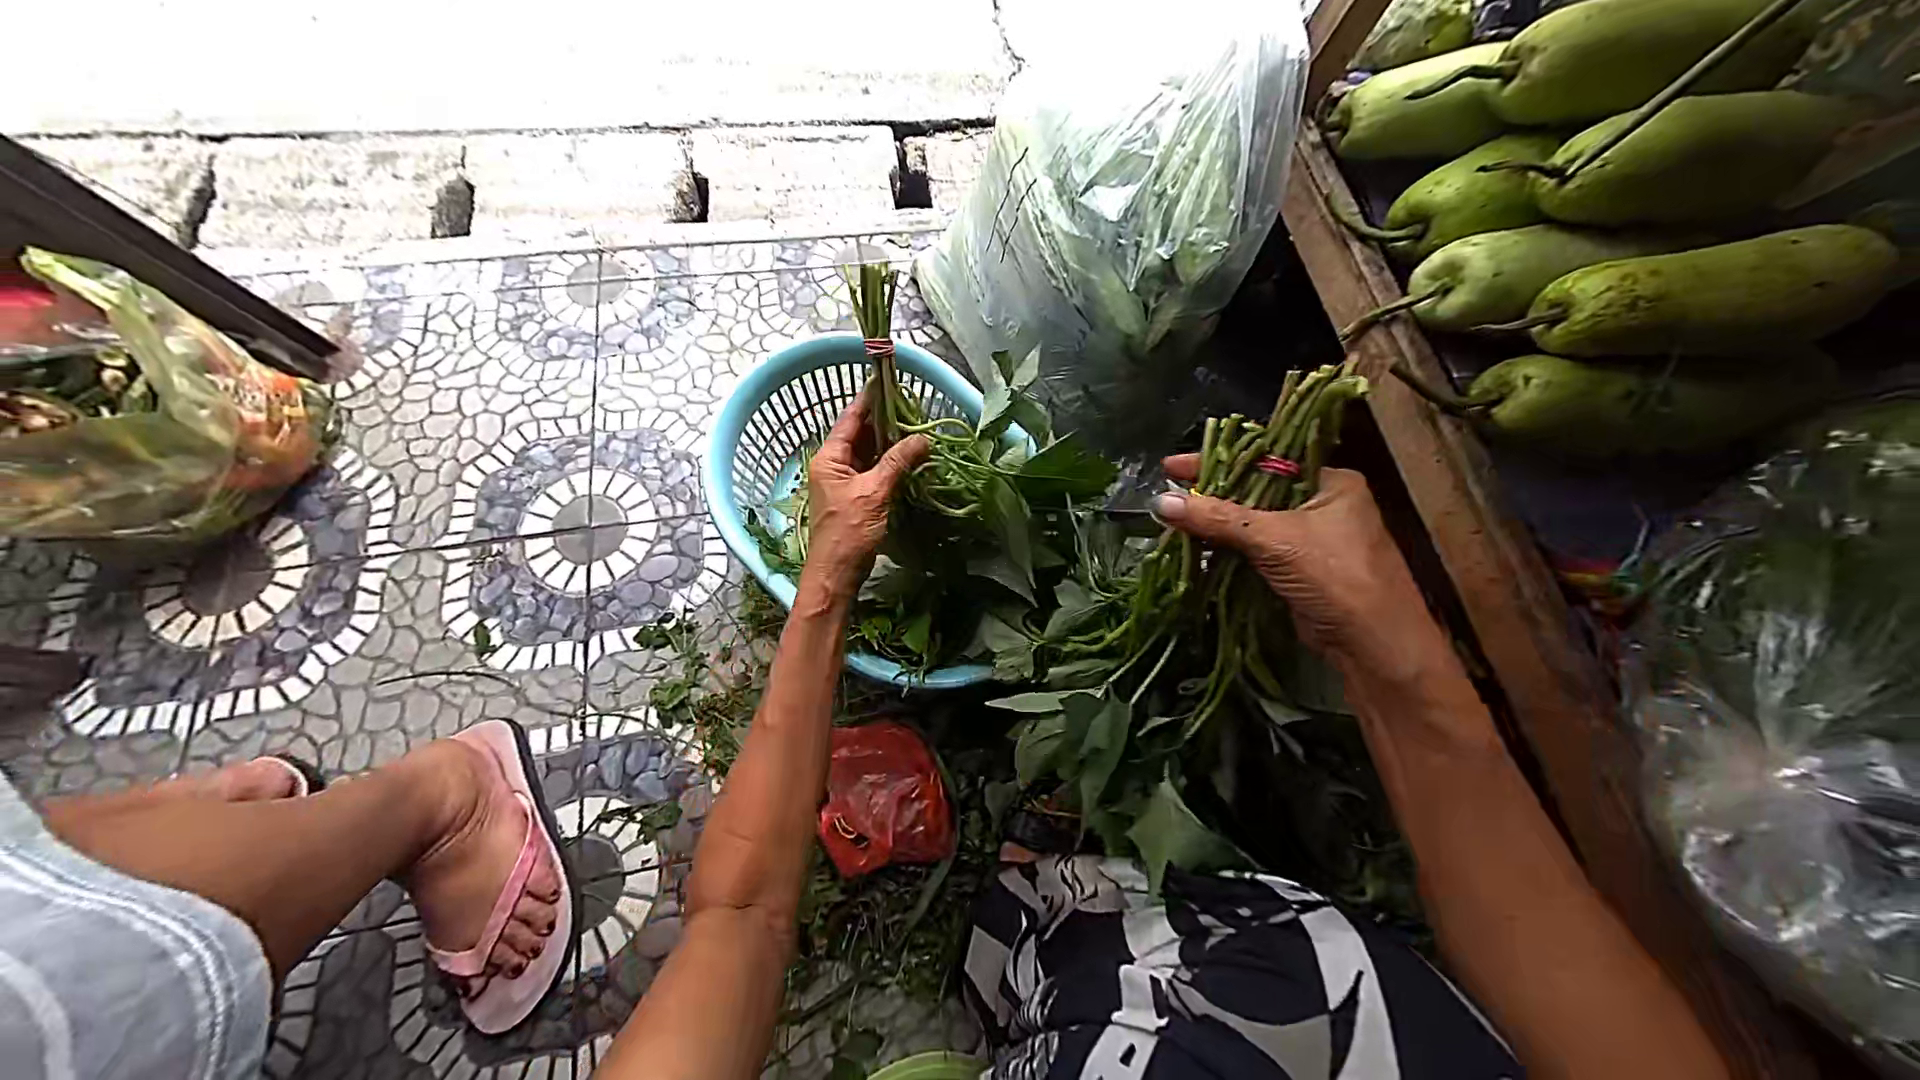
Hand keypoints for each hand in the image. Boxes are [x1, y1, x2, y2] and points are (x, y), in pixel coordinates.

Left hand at [803, 392, 930, 593]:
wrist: (838, 573)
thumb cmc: (848, 532)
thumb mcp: (874, 492)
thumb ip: (898, 462)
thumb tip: (923, 439)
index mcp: (829, 458)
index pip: (850, 420)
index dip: (870, 401)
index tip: (888, 382)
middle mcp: (835, 466)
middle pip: (861, 435)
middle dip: (887, 423)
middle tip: (914, 408)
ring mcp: (846, 483)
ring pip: (870, 455)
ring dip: (892, 445)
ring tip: (918, 429)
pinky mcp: (858, 499)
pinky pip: (876, 473)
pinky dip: (892, 465)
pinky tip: (912, 459)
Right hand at [1152, 460, 1448, 681]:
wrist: (1373, 646)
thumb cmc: (1337, 577)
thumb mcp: (1275, 539)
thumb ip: (1217, 518)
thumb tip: (1160, 502)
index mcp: (1328, 481)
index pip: (1264, 459)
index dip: (1217, 460)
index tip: (1173, 466)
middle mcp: (1318, 503)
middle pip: (1252, 489)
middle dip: (1209, 493)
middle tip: (1166, 492)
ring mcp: (1305, 537)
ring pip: (1247, 521)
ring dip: (1212, 522)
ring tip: (1170, 518)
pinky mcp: (1292, 567)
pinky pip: (1249, 548)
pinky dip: (1222, 547)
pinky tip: (1192, 544)